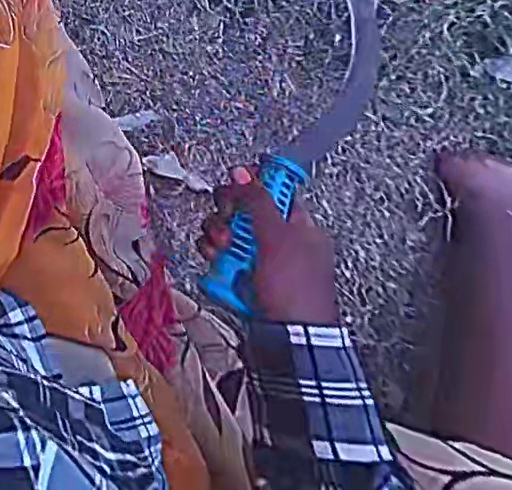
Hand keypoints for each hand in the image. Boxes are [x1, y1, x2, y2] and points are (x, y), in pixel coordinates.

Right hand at [199, 168, 340, 323]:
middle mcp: (276, 238)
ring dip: (217, 237)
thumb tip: (243, 173)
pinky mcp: (239, 273)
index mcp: (298, 226)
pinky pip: (217, 253)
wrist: (288, 340)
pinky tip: (219, 264)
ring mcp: (257, 257)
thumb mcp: (278, 237)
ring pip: (224, 229)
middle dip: (228, 215)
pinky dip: (213, 256)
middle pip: (240, 208)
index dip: (253, 183)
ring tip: (225, 252)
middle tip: (231, 226)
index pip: (273, 190)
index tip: (238, 185)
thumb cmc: (295, 290)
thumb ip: (258, 201)